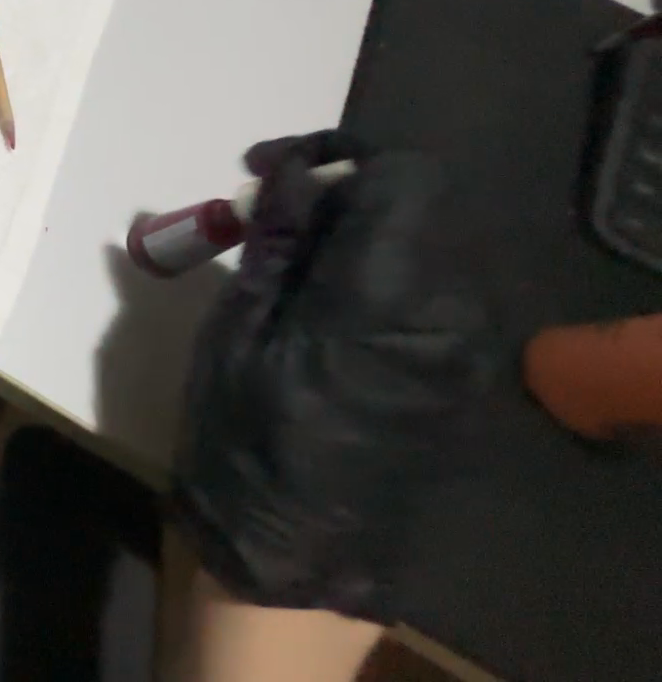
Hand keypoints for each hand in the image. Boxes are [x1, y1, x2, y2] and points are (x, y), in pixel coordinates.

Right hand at [171, 132, 497, 622]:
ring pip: (426, 243)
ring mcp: (469, 348)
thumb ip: (271, 245)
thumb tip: (284, 175)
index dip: (336, 152)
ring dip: (353, 229)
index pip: (404, 181)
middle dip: (338, 189)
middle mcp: (451, 317)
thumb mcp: (233, 331)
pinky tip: (316, 299)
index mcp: (383, 304)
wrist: (294, 549)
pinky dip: (372, 268)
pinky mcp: (464, 372)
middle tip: (261, 211)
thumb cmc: (242, 435)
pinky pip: (429, 288)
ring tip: (280, 256)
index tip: (263, 166)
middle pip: (420, 205)